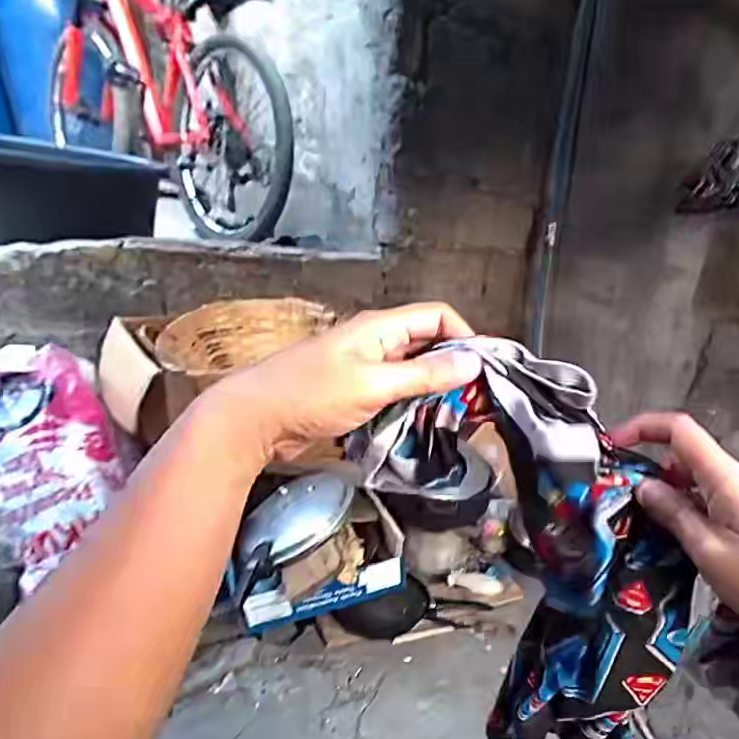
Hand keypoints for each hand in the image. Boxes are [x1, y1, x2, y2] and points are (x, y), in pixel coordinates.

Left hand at [199, 302, 483, 470]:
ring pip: (417, 371)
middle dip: (457, 367)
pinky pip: (400, 392)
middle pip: (431, 344)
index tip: (483, 368)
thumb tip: (471, 363)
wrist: (255, 419)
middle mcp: (378, 342)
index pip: (437, 316)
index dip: (465, 336)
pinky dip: (418, 404)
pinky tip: (427, 422)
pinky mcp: (361, 392)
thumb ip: (424, 375)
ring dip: (439, 389)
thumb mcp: (374, 384)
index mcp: (380, 328)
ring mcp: (369, 367)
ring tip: (458, 414)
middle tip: (477, 399)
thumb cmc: (309, 394)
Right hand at [612, 412, 738, 651]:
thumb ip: (674, 514)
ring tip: (641, 518)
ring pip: (695, 477)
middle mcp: (735, 479)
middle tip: (621, 493)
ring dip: (666, 490)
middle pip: (684, 452)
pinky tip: (674, 534)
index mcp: (724, 478)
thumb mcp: (707, 551)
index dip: (642, 427)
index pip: (678, 428)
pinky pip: (709, 498)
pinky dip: (685, 507)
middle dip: (648, 465)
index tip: (613, 445)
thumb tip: (645, 488)